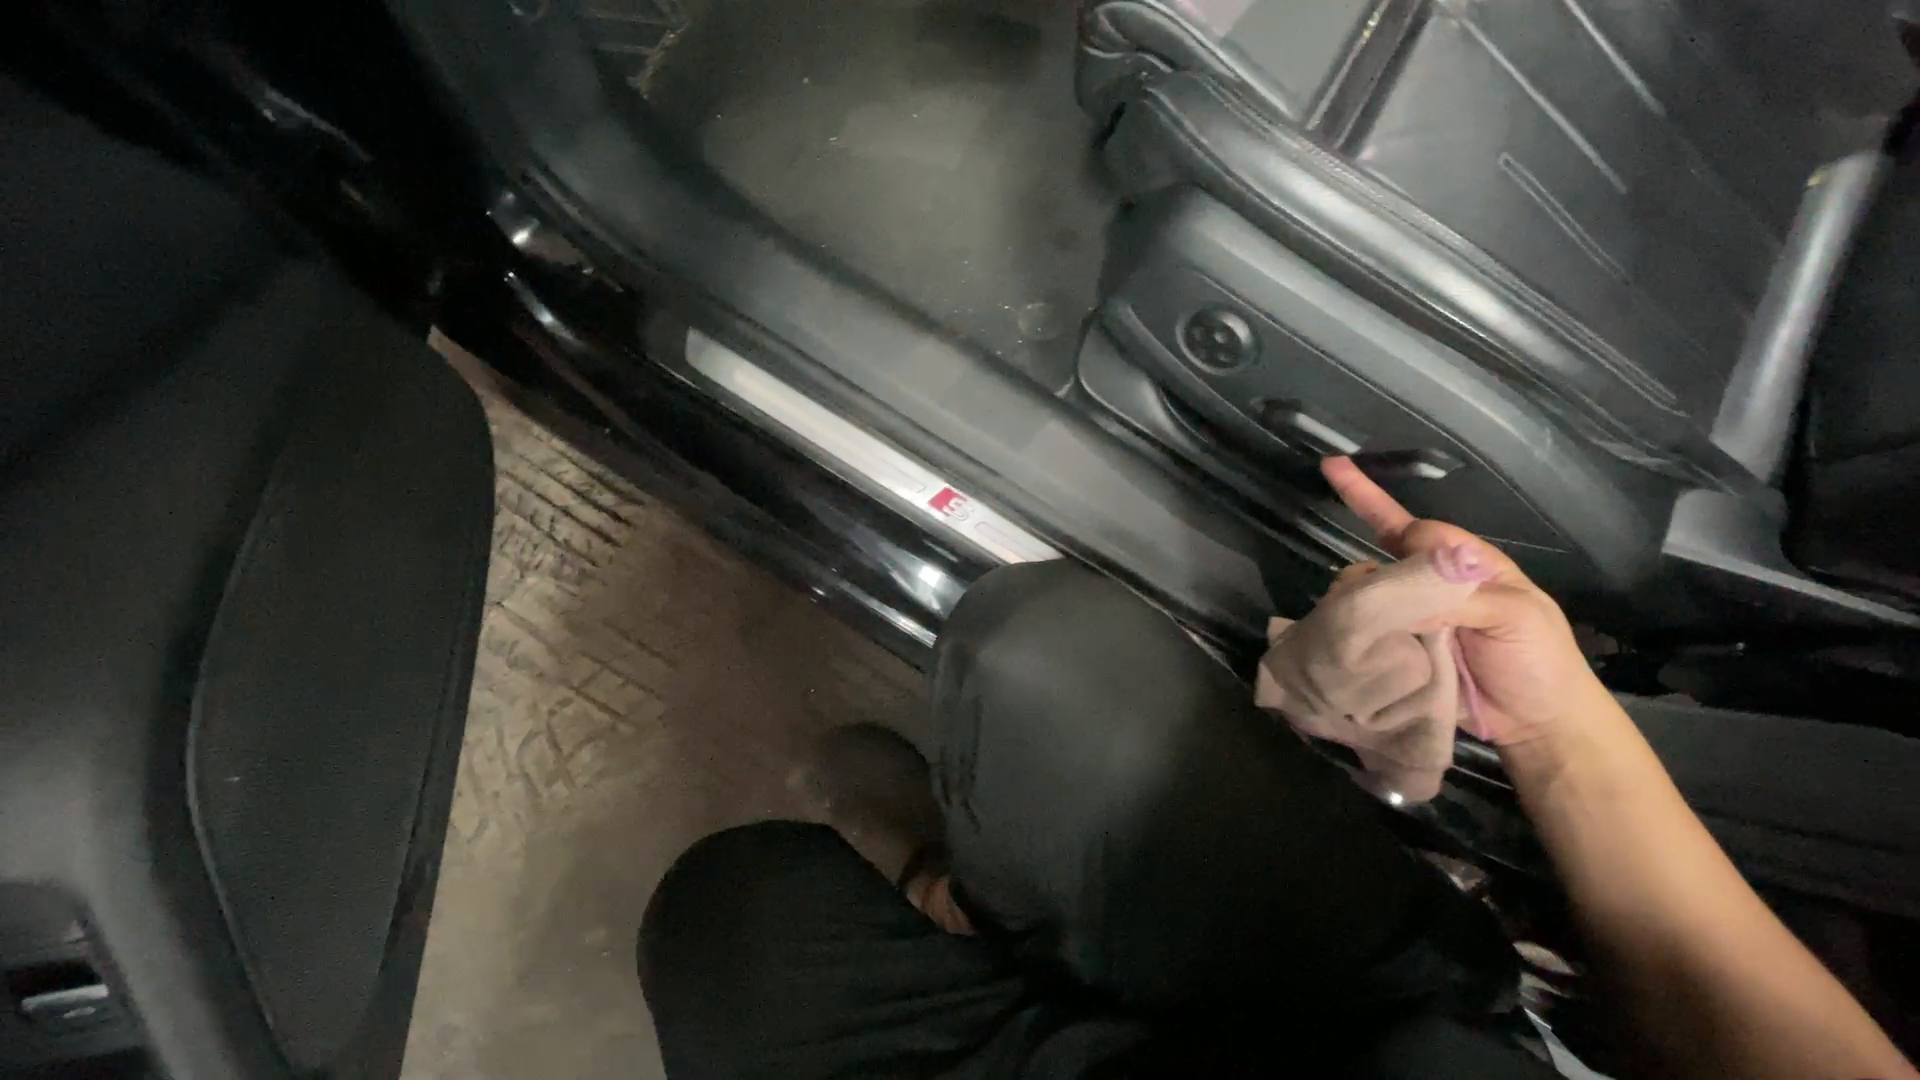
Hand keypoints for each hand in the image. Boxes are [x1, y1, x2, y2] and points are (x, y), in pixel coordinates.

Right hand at [1321, 457, 1606, 747]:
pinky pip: (1366, 636)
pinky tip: (1339, 640)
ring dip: (1355, 608)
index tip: (1333, 471)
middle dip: (1361, 568)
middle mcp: (1432, 590)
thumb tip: (1401, 591)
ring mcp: (1413, 624)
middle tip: (1346, 569)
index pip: (1414, 530)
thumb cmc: (1540, 661)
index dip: (1373, 503)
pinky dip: (1352, 636)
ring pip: (1366, 600)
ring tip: (1352, 627)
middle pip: (1380, 562)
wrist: (1539, 726)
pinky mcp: (1399, 656)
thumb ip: (1463, 595)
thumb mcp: (1518, 616)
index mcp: (1466, 568)